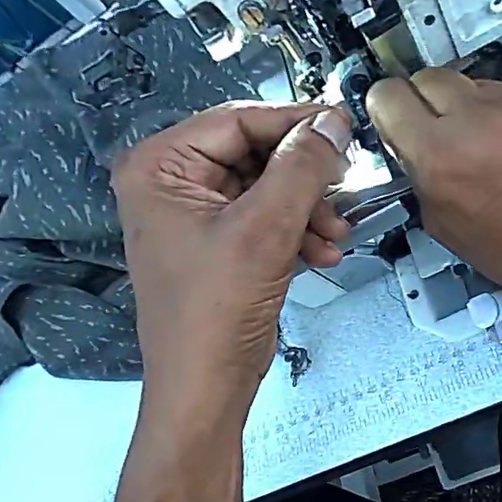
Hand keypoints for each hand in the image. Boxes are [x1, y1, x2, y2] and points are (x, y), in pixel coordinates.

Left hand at [112, 101, 352, 423]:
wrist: (208, 380)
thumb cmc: (209, 315)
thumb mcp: (265, 229)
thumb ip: (302, 169)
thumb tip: (330, 126)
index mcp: (161, 168)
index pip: (239, 121)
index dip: (295, 123)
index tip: (340, 128)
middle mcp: (175, 186)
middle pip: (259, 155)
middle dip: (306, 180)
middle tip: (341, 188)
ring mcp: (201, 217)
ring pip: (272, 189)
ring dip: (309, 210)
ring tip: (334, 233)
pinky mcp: (225, 245)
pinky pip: (272, 219)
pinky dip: (301, 232)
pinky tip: (321, 252)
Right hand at [366, 70, 501, 326]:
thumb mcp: (443, 225)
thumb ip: (418, 172)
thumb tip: (406, 139)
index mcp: (440, 155)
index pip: (387, 95)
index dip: (394, 109)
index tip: (402, 112)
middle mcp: (479, 120)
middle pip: (430, 77)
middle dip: (437, 107)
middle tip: (457, 136)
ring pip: (481, 83)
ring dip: (485, 111)